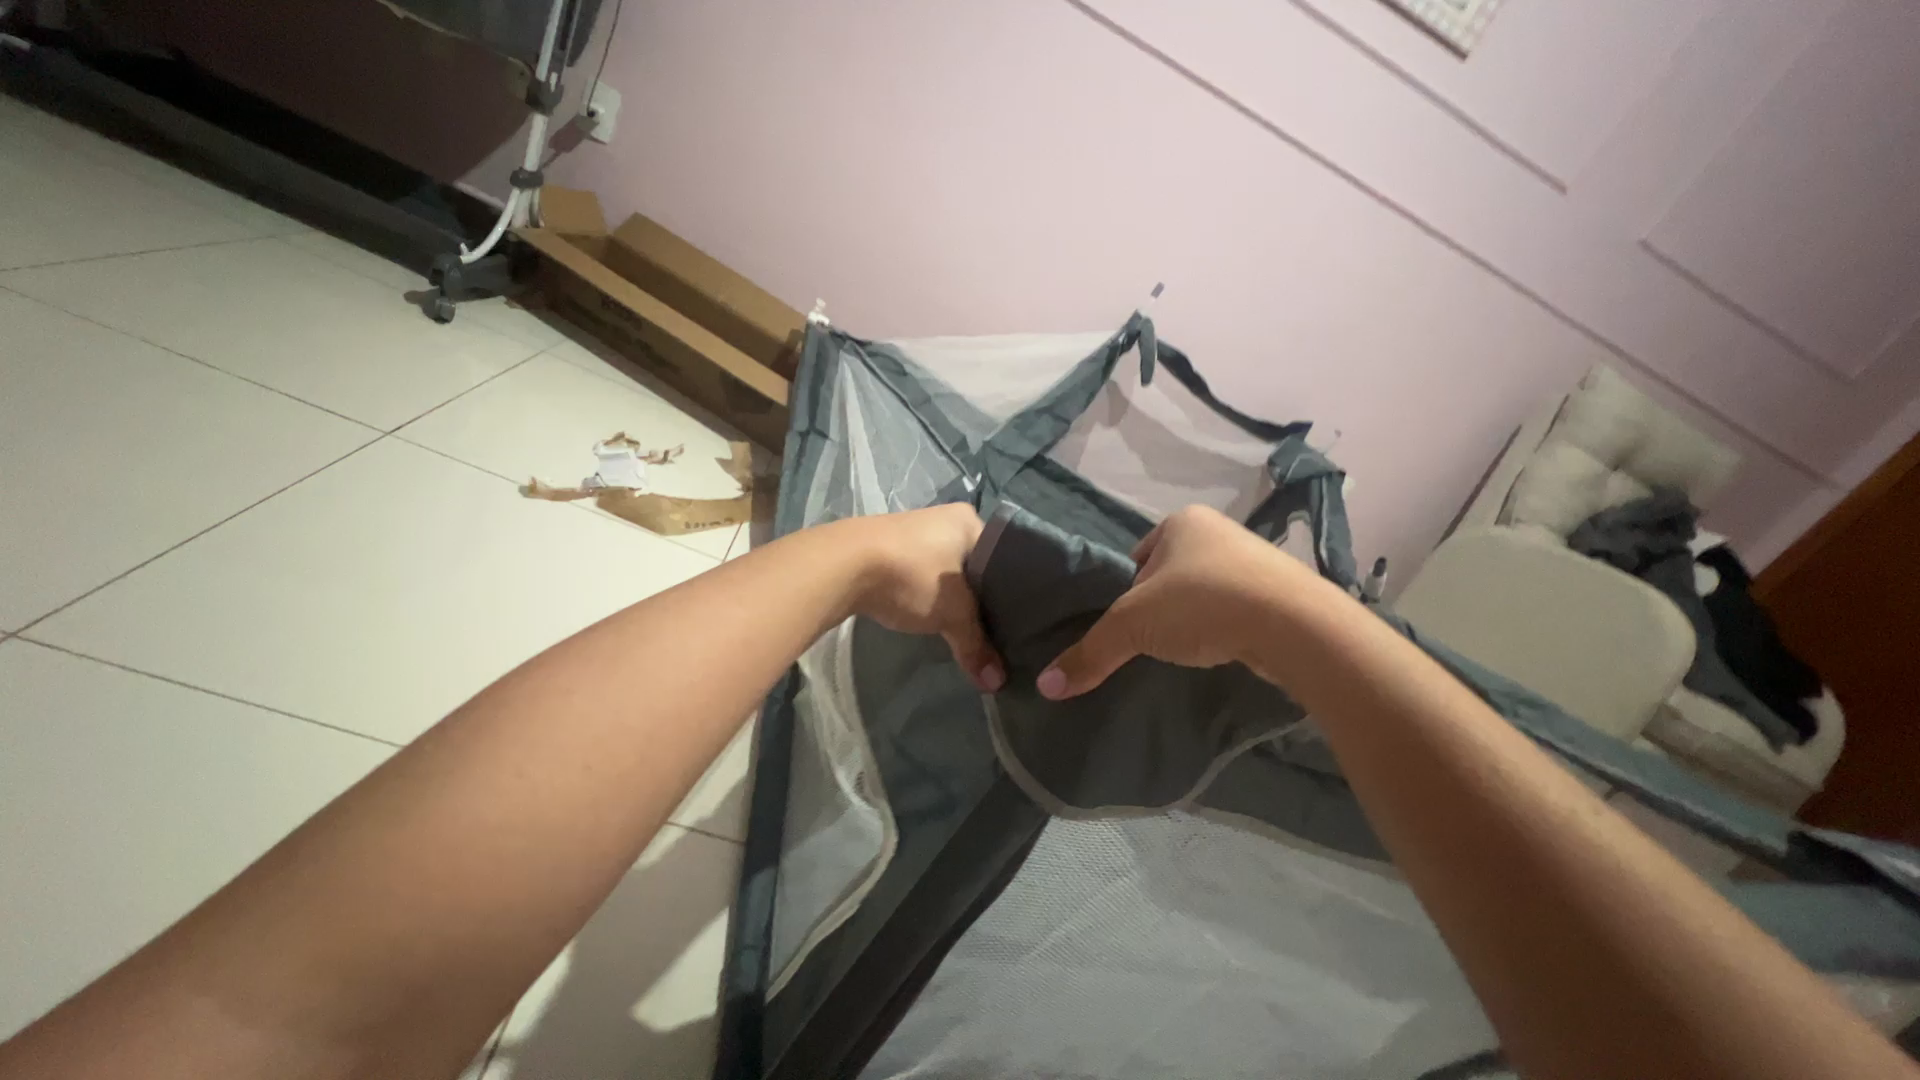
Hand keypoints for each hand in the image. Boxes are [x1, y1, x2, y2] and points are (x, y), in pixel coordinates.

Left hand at [838, 504, 1004, 692]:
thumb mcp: (953, 613)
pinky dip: (925, 595)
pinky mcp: (886, 549)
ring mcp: (913, 531)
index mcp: (969, 521)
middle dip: (979, 597)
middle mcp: (944, 519)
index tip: (1019, 620)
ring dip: (950, 597)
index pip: (1006, 556)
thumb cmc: (912, 575)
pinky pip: (919, 574)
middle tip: (994, 629)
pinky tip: (929, 616)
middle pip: (974, 565)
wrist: (844, 565)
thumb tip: (996, 684)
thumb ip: (976, 645)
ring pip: (945, 572)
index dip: (1013, 590)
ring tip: (964, 627)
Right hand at [1036, 505, 1317, 698]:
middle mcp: (1219, 532)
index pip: (1135, 557)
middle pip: (1169, 576)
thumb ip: (1090, 653)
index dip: (1124, 592)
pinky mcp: (1281, 593)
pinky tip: (1219, 651)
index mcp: (1181, 522)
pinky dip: (1223, 630)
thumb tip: (1046, 687)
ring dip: (1193, 620)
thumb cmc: (1203, 604)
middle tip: (1149, 642)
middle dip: (1159, 608)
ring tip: (1185, 651)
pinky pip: (1236, 610)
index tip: (1124, 625)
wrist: (1295, 625)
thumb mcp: (1133, 626)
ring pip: (1205, 593)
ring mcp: (1255, 561)